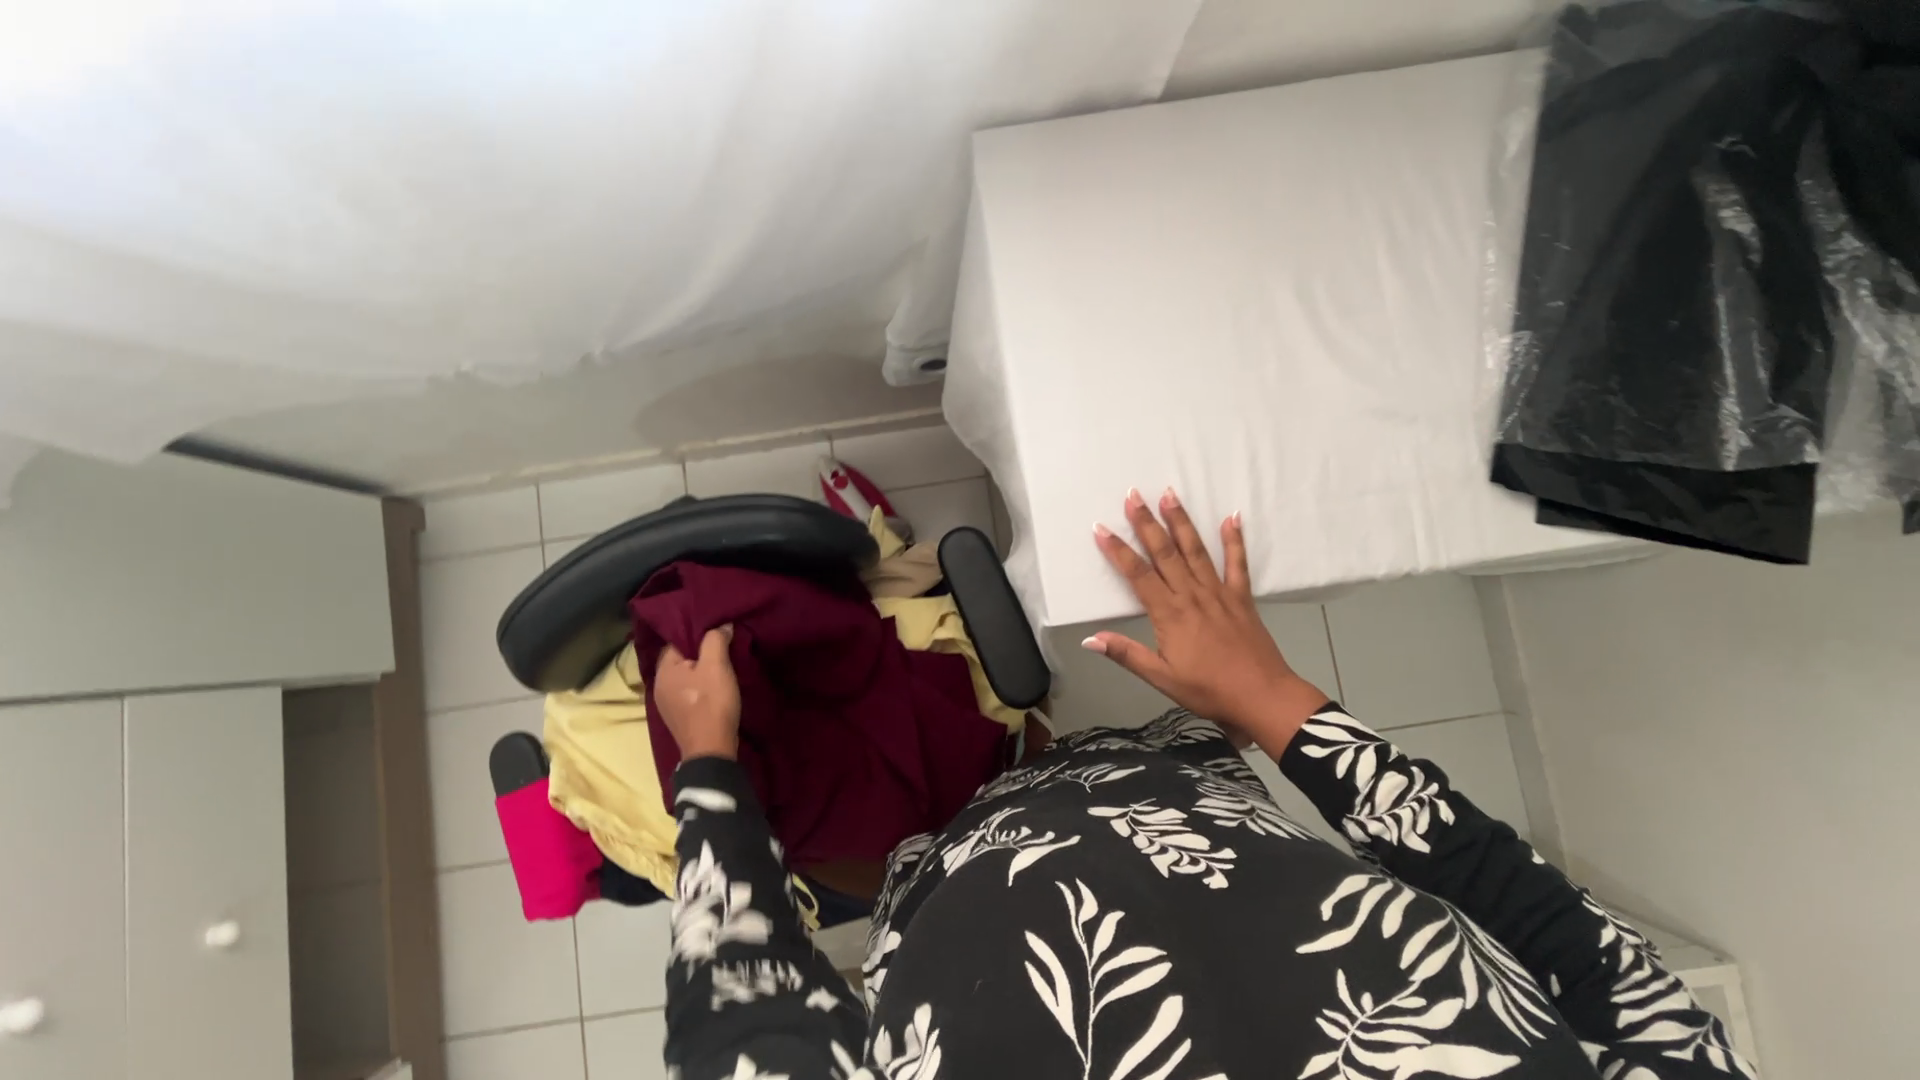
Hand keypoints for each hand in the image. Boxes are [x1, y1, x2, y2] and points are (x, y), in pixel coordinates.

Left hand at [653, 626, 742, 761]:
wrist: (711, 749)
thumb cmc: (711, 702)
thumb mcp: (717, 665)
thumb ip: (716, 640)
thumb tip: (721, 625)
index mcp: (664, 669)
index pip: (677, 640)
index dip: (696, 634)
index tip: (716, 631)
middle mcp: (659, 685)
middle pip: (680, 659)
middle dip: (699, 652)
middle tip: (723, 647)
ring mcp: (666, 704)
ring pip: (685, 677)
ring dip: (700, 671)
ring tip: (721, 666)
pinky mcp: (677, 717)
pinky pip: (687, 692)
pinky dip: (699, 687)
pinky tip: (714, 688)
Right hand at [1086, 489, 1327, 756]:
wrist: (1263, 696)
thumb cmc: (1209, 690)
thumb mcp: (1161, 678)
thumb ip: (1126, 654)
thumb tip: (1090, 639)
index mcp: (1169, 614)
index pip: (1137, 575)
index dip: (1117, 550)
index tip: (1101, 528)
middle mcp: (1192, 595)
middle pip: (1165, 552)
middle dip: (1146, 522)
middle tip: (1133, 495)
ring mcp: (1219, 593)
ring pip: (1196, 550)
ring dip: (1181, 521)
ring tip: (1169, 494)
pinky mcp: (1241, 598)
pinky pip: (1237, 563)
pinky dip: (1234, 540)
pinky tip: (1232, 518)